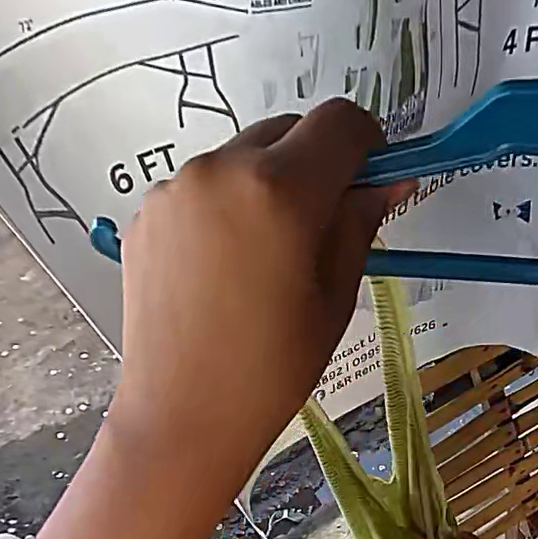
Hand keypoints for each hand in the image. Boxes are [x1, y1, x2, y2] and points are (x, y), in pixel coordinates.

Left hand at [109, 100, 414, 482]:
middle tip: (324, 228)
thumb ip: (360, 226)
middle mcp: (220, 169)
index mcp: (279, 191)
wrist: (184, 416)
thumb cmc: (273, 371)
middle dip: (318, 164)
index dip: (369, 145)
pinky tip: (227, 270)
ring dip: (270, 186)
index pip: (340, 122)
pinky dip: (229, 208)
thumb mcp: (334, 300)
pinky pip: (204, 188)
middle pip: (288, 131)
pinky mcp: (147, 213)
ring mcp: (175, 188)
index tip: (372, 182)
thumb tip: (389, 182)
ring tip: (269, 259)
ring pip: (243, 158)